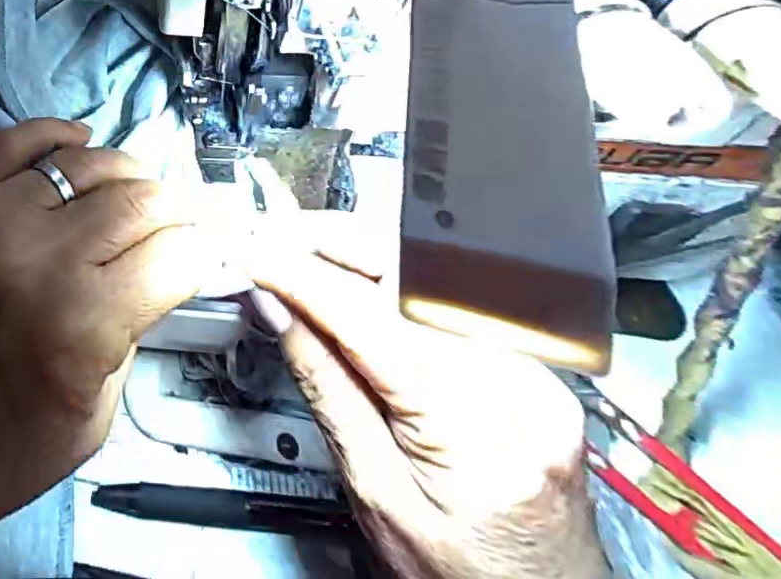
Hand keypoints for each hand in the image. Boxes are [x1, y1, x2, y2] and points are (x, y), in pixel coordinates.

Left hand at [0, 118, 210, 577]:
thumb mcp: (92, 416)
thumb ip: (129, 330)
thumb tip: (164, 269)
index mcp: (82, 321)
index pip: (175, 253)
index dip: (206, 248)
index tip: (218, 247)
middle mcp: (38, 252)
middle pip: (137, 199)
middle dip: (176, 207)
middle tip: (189, 218)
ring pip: (85, 162)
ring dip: (126, 172)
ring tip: (141, 190)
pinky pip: (13, 141)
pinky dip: (54, 133)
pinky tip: (79, 140)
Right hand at [245, 163, 610, 578]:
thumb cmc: (469, 578)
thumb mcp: (374, 490)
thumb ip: (323, 384)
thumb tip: (275, 307)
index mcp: (482, 433)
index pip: (367, 319)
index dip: (297, 275)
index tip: (249, 253)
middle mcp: (522, 389)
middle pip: (406, 275)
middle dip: (326, 242)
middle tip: (265, 235)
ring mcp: (531, 372)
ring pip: (422, 274)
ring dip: (349, 251)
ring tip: (291, 247)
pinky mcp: (523, 363)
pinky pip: (437, 296)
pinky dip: (380, 274)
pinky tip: (341, 271)